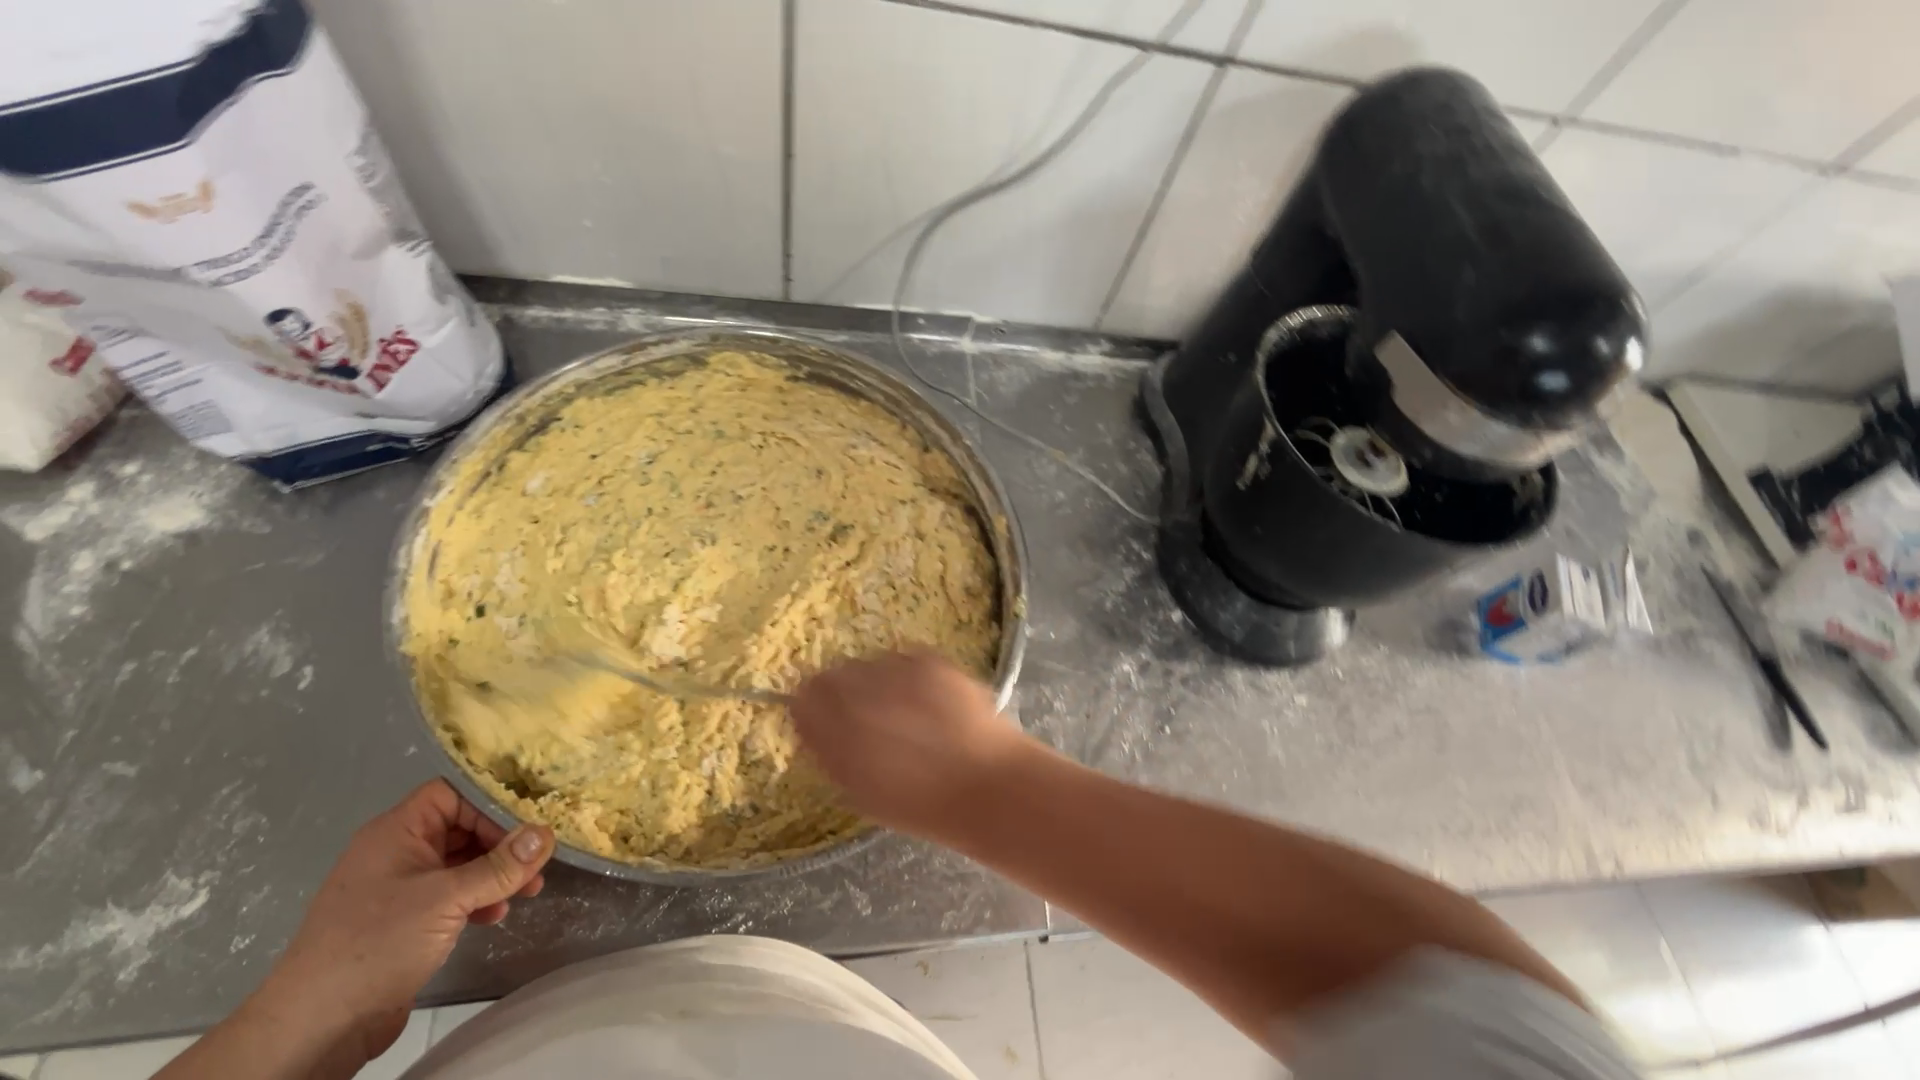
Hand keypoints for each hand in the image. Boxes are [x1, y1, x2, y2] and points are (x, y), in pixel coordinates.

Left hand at [255, 780, 553, 1068]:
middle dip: (502, 844)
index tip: (528, 826)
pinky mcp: (404, 922)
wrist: (319, 1023)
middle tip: (538, 862)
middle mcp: (397, 853)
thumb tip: (545, 834)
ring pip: (460, 865)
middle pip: (460, 828)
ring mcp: (399, 889)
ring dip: (495, 875)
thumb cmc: (378, 942)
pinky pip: (451, 896)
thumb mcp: (447, 898)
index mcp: (397, 832)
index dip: (490, 804)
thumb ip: (500, 865)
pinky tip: (494, 917)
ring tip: (527, 892)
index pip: (451, 795)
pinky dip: (477, 900)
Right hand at [789, 650, 1030, 838]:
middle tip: (868, 715)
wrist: (988, 787)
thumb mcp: (862, 792)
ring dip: (878, 680)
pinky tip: (927, 698)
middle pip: (833, 674)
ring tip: (904, 708)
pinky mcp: (929, 660)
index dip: (813, 706)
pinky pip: (905, 658)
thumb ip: (830, 754)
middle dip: (844, 691)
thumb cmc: (922, 805)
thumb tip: (813, 727)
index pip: (803, 698)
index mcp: (833, 731)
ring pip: (869, 663)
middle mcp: (857, 693)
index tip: (824, 718)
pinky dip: (910, 673)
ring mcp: (896, 671)